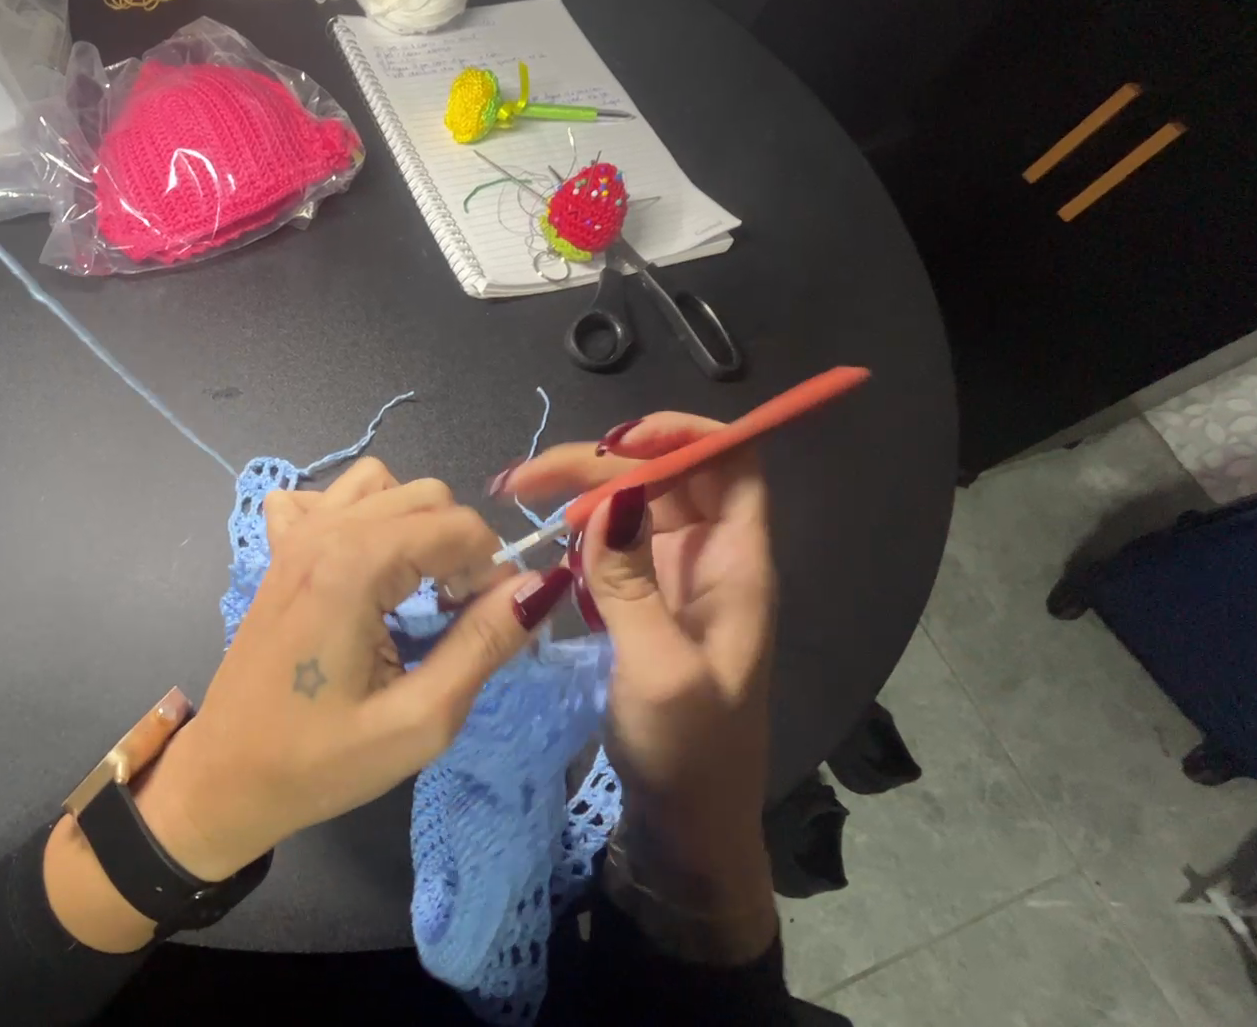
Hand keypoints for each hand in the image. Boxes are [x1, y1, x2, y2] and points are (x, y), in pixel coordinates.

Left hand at [138, 458, 578, 880]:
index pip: (458, 526)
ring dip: (415, 525)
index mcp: (354, 566)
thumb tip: (538, 587)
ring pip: (382, 484)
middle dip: (460, 546)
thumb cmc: (319, 762)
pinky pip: (330, 498)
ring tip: (416, 587)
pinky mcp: (278, 550)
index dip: (492, 570)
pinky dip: (362, 515)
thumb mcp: (418, 720)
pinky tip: (362, 565)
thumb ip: (483, 644)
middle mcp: (323, 531)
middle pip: (426, 495)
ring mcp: (293, 534)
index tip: (489, 624)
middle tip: (457, 615)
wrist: (225, 777)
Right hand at [497, 414, 777, 959]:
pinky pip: (611, 544)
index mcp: (736, 567)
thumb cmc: (688, 752)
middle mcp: (707, 560)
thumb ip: (630, 584)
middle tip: (527, 479)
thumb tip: (607, 499)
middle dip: (603, 461)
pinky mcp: (641, 601)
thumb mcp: (658, 669)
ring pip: (633, 505)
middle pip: (667, 476)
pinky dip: (578, 531)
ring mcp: (672, 579)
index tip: (616, 440)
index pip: (732, 465)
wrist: (684, 820)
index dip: (685, 435)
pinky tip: (543, 542)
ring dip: (582, 491)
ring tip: (520, 492)